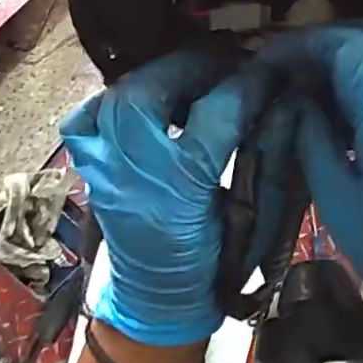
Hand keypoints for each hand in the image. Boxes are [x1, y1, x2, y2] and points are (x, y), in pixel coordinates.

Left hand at [60, 50, 270, 345]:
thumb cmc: (208, 263)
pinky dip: (111, 101)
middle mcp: (131, 165)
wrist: (155, 299)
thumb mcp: (243, 211)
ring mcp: (101, 163)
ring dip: (158, 76)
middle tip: (225, 63)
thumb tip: (276, 100)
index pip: (217, 110)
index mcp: (180, 183)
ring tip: (189, 76)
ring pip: (121, 93)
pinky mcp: (88, 166)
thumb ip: (256, 153)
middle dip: (195, 65)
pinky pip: (86, 117)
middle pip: (156, 85)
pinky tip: (137, 101)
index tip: (269, 69)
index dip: (248, 83)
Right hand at [255, 19, 362, 362]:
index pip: (357, 50)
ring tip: (313, 91)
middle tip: (287, 71)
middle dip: (324, 43)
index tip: (272, 61)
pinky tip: (348, 109)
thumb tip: (294, 99)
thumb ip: (312, 141)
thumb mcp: (340, 206)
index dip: (307, 45)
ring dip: (347, 59)